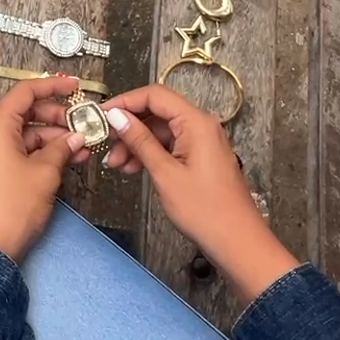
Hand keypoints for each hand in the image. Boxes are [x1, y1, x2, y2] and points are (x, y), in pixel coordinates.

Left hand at [0, 75, 90, 261]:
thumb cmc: (11, 206)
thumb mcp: (44, 173)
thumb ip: (61, 149)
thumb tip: (75, 137)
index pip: (25, 92)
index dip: (51, 86)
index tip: (74, 86)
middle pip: (27, 113)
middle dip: (57, 117)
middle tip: (84, 125)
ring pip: (27, 134)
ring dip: (54, 138)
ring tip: (82, 147)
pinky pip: (23, 151)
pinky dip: (44, 152)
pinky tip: (67, 159)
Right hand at [102, 84, 298, 301]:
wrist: (238, 244)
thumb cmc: (205, 210)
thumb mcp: (165, 173)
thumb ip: (140, 141)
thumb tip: (116, 116)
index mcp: (196, 122)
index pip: (155, 95)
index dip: (125, 101)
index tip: (101, 115)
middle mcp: (200, 126)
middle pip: (157, 112)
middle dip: (129, 127)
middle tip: (106, 144)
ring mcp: (201, 142)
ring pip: (160, 131)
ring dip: (136, 144)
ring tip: (116, 165)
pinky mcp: (200, 157)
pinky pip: (169, 146)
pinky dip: (149, 154)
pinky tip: (132, 169)